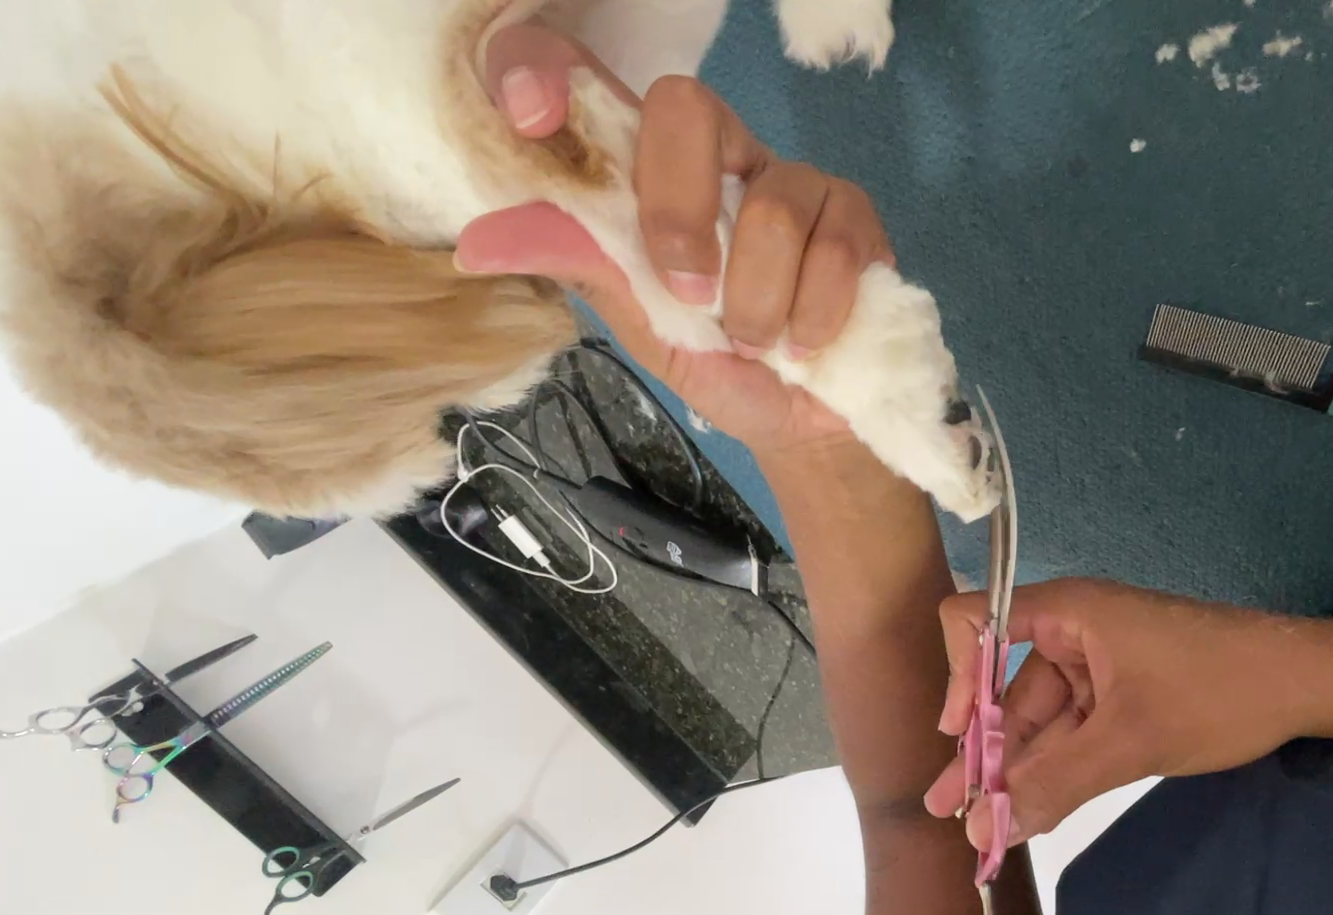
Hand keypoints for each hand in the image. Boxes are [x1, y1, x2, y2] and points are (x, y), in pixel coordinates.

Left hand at [454, 23, 893, 455]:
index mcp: (660, 183)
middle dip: (681, 215)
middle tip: (693, 296)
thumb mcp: (647, 332)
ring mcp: (795, 181)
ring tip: (762, 344)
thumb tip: (478, 242)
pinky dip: (815, 313)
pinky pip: (831, 245)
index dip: (554, 71)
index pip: (601, 94)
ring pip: (770, 204)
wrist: (802, 424)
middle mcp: (724, 162)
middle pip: (687, 109)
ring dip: (759, 303)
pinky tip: (809, 344)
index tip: (532, 115)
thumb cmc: (726, 375)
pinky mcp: (854, 215)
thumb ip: (589, 273)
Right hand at [923, 579, 1332, 850]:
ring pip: (1041, 718)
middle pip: (1007, 686)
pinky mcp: (1117, 693)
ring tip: (979, 821)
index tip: (957, 732)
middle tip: (947, 805)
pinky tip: (1027, 806)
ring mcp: (1095, 665)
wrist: (1308, 685)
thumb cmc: (1216, 691)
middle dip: (983, 748)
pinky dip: (1055, 766)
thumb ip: (1054, 783)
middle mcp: (1070, 633)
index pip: (977, 620)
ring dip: (1015, 768)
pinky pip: (1072, 729)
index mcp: (1065, 614)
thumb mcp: (1130, 740)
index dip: (957, 671)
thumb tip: (984, 830)